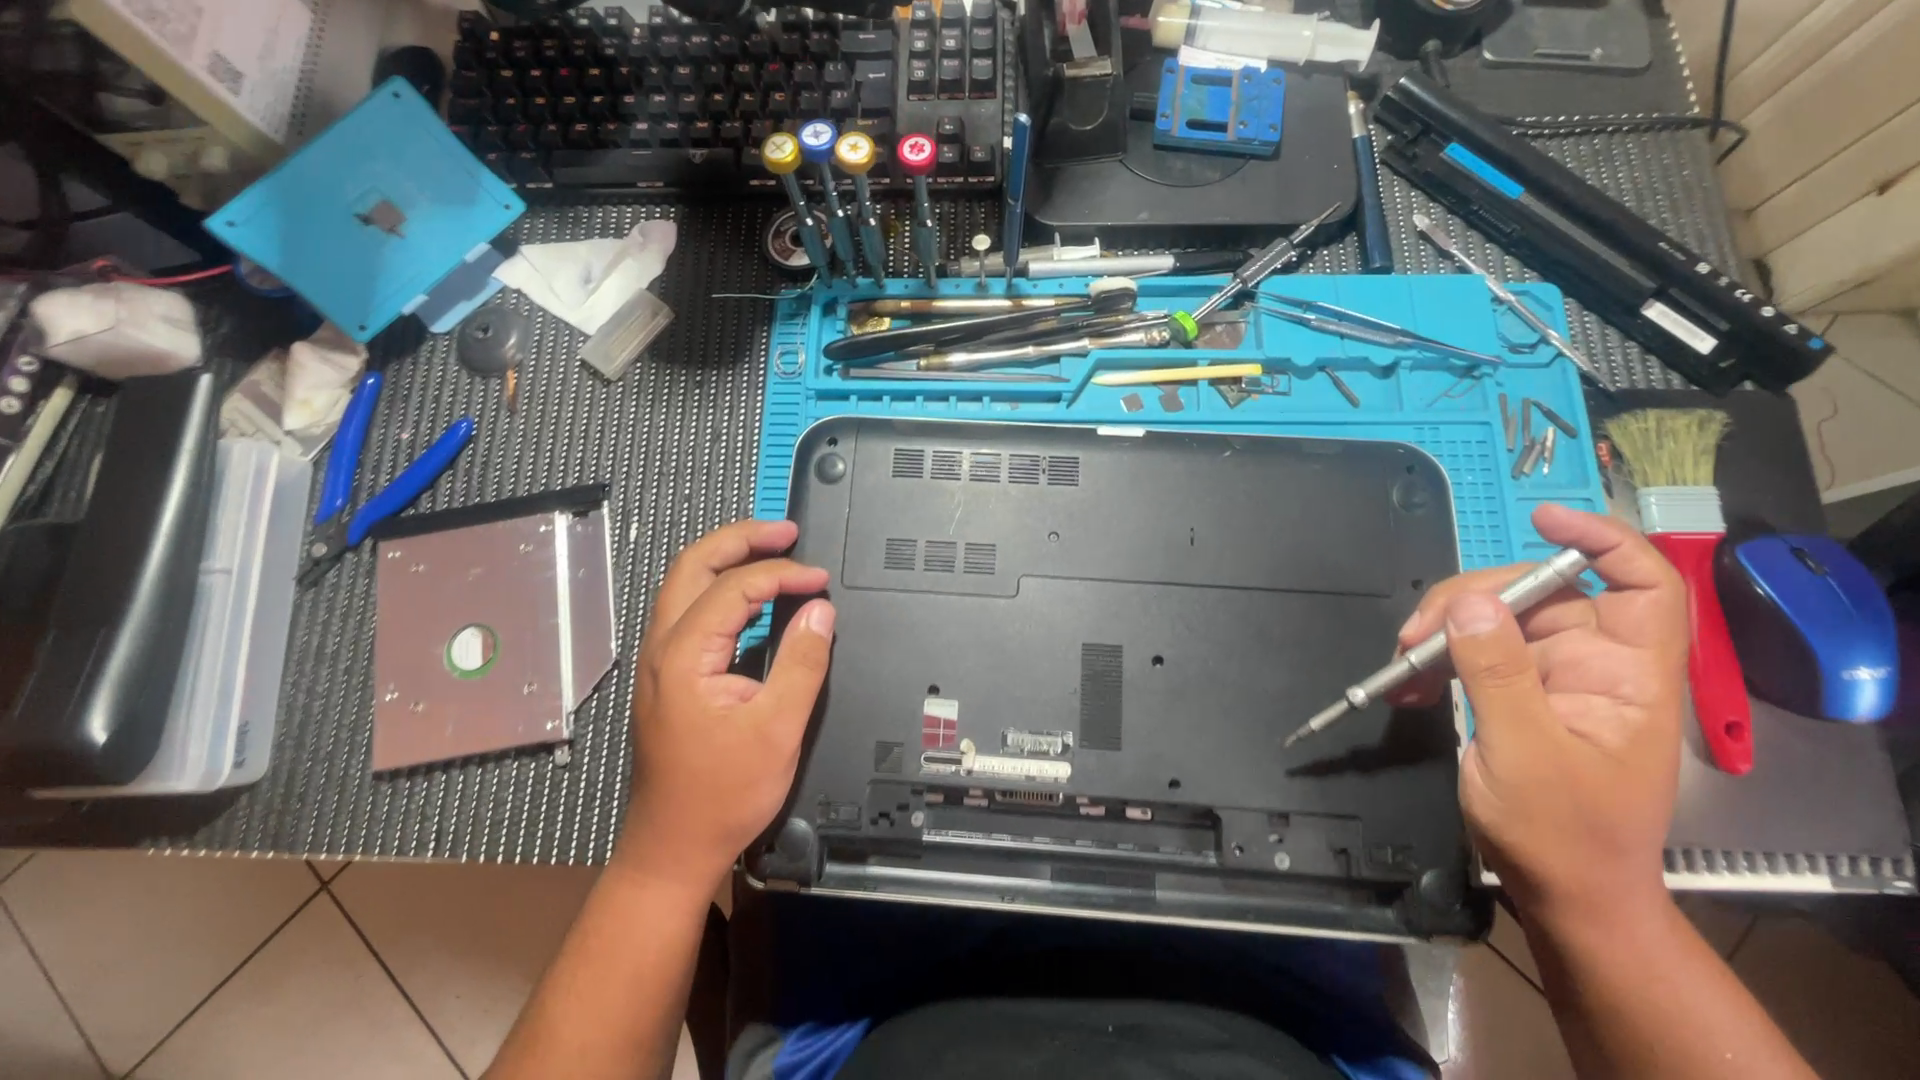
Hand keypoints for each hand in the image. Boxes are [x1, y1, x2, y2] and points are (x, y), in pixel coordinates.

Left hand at [618, 519, 834, 890]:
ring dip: (725, 560)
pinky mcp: (667, 675)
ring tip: (771, 550)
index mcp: (684, 655)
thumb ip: (802, 662)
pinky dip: (721, 590)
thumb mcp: (778, 728)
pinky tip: (751, 597)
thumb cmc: (723, 795)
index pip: (734, 588)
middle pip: (692, 566)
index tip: (821, 581)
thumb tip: (820, 610)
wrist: (673, 846)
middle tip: (785, 531)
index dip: (782, 574)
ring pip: (684, 585)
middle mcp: (661, 647)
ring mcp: (659, 661)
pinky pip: (689, 611)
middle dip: (740, 540)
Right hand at [1394, 504, 1687, 923]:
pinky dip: (1434, 663)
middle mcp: (1594, 665)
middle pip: (1540, 595)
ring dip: (1441, 633)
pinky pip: (1471, 656)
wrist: (1561, 894)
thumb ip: (1497, 673)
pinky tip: (1405, 685)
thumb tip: (1468, 602)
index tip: (1542, 520)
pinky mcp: (1513, 696)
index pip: (1640, 585)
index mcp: (1628, 675)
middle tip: (1414, 635)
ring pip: (1494, 621)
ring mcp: (1550, 679)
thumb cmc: (1563, 834)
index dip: (1602, 541)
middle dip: (1472, 601)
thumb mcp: (1525, 753)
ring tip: (1400, 666)